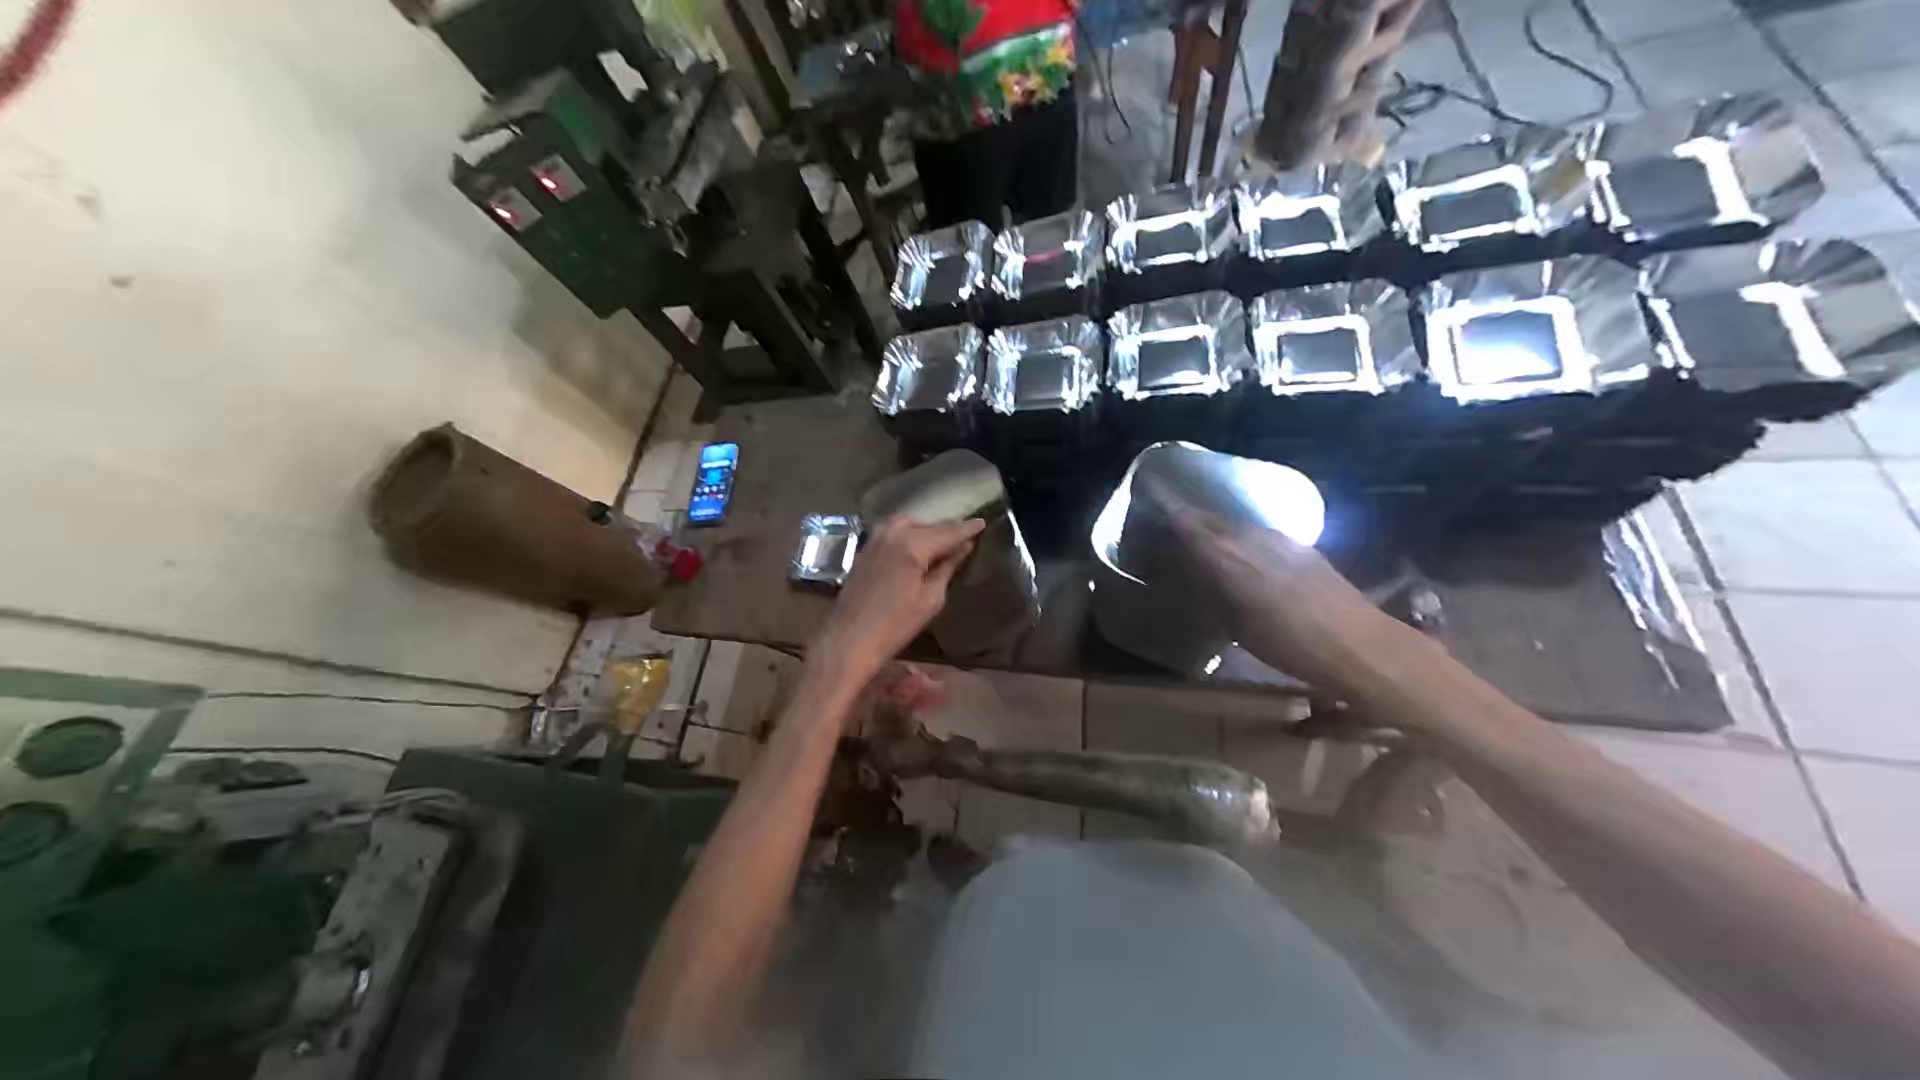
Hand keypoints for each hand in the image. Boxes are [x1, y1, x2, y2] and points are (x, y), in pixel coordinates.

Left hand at [810, 516, 985, 687]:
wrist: (849, 639)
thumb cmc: (895, 626)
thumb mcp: (930, 599)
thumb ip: (947, 567)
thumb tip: (963, 547)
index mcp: (912, 546)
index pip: (948, 532)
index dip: (967, 528)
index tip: (983, 522)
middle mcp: (892, 534)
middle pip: (927, 525)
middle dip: (947, 528)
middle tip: (965, 534)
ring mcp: (875, 539)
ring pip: (907, 523)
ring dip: (925, 528)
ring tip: (941, 540)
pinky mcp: (864, 550)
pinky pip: (891, 531)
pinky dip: (907, 533)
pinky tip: (915, 545)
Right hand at [1152, 482, 1410, 691]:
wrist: (1356, 643)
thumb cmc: (1286, 644)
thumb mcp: (1235, 626)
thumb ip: (1214, 594)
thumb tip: (1202, 578)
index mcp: (1225, 556)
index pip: (1187, 524)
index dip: (1170, 515)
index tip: (1156, 511)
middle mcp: (1249, 537)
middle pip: (1213, 518)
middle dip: (1193, 519)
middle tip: (1177, 527)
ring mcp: (1279, 538)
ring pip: (1239, 525)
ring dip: (1221, 529)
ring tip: (1209, 541)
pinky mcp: (1302, 547)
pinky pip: (1262, 534)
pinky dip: (1247, 539)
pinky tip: (1247, 554)